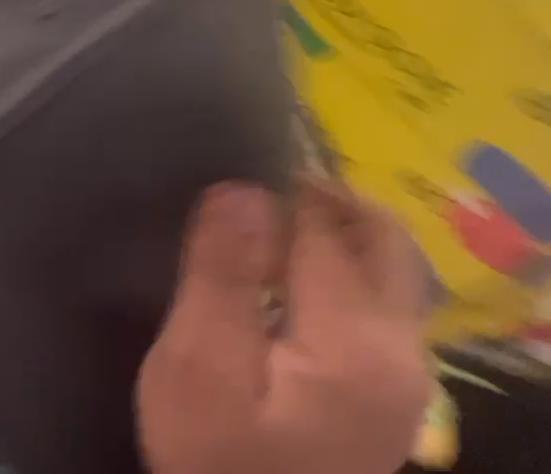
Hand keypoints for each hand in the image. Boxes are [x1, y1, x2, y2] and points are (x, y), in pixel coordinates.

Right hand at [137, 179, 430, 473]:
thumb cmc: (211, 447)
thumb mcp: (199, 362)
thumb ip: (223, 275)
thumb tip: (242, 189)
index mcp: (352, 340)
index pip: (324, 230)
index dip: (278, 187)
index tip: (227, 158)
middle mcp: (400, 350)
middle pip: (382, 243)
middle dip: (322, 196)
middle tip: (248, 177)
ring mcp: (405, 374)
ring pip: (388, 268)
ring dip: (332, 226)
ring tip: (259, 213)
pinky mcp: (390, 388)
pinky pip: (379, 298)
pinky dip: (338, 261)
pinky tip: (284, 268)